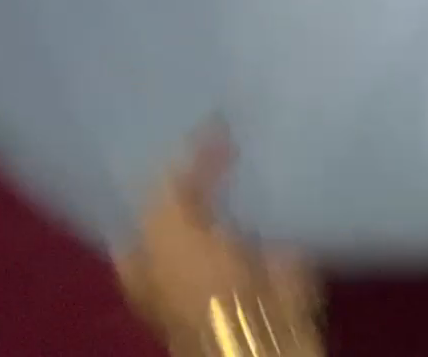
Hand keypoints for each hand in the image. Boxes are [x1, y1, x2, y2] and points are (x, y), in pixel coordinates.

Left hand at [112, 125, 322, 356]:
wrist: (261, 309)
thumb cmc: (201, 282)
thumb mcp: (170, 232)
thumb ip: (175, 185)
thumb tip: (200, 130)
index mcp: (143, 247)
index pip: (150, 192)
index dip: (165, 160)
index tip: (188, 121)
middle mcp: (180, 242)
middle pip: (192, 190)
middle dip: (209, 158)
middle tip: (229, 118)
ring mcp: (226, 239)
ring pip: (232, 192)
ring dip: (245, 167)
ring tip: (260, 125)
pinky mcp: (268, 235)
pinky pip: (268, 200)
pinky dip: (275, 179)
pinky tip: (284, 151)